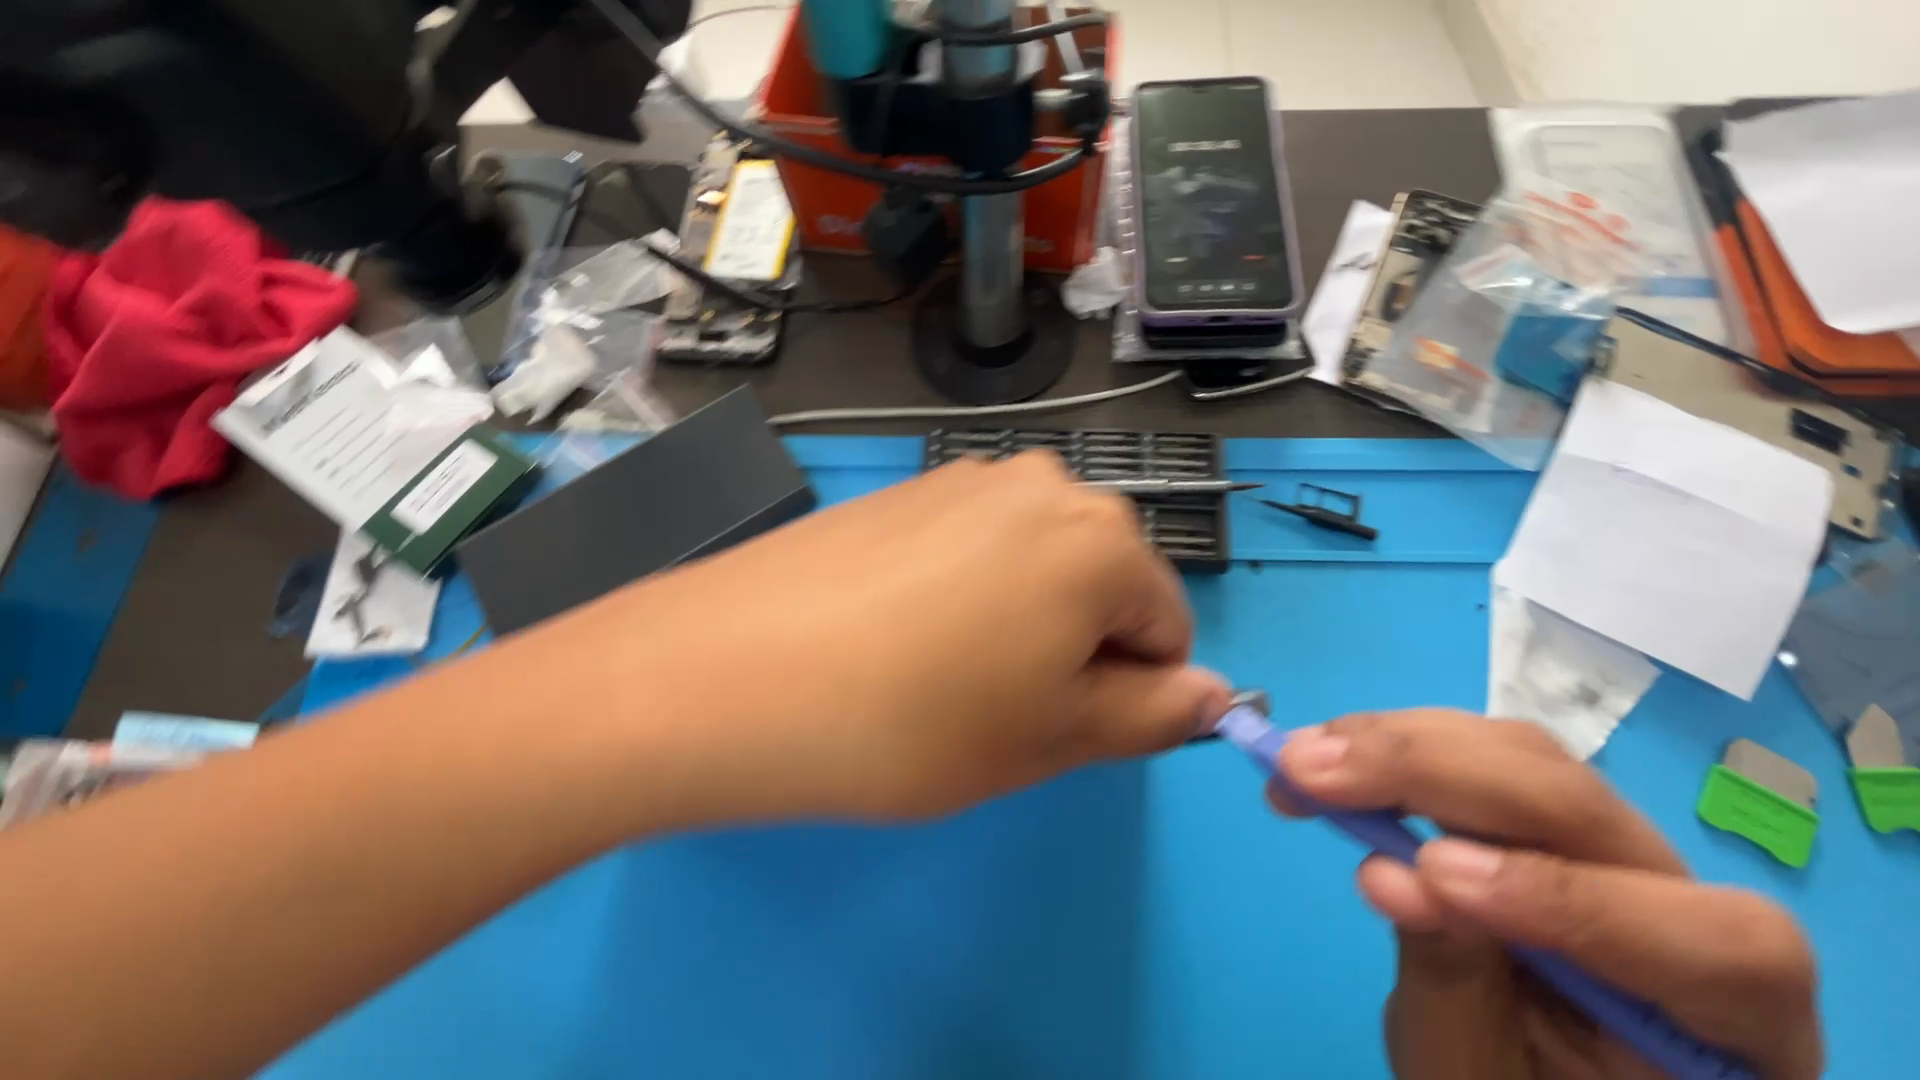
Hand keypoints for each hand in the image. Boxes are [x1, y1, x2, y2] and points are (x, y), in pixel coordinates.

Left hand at [600, 451, 1229, 824]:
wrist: (728, 674)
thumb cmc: (914, 721)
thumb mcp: (1053, 738)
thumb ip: (1154, 716)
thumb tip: (1216, 695)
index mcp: (1101, 538)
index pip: (1168, 627)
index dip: (1129, 692)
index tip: (1058, 730)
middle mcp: (1042, 484)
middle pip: (1103, 583)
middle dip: (1075, 650)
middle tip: (996, 710)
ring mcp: (962, 479)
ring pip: (1034, 566)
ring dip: (1018, 623)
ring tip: (938, 676)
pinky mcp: (901, 491)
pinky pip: (970, 549)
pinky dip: (962, 595)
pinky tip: (896, 639)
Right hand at [1270, 710, 1821, 1079]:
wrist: (1511, 1074)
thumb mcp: (1473, 1079)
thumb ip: (1452, 985)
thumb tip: (1390, 873)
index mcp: (1729, 1023)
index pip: (1711, 945)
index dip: (1571, 896)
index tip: (1430, 875)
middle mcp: (1688, 912)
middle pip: (1590, 808)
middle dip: (1440, 773)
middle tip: (1313, 768)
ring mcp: (1613, 851)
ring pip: (1529, 759)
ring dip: (1403, 744)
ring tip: (1302, 758)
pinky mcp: (1542, 819)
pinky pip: (1483, 757)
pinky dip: (1397, 746)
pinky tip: (1333, 754)